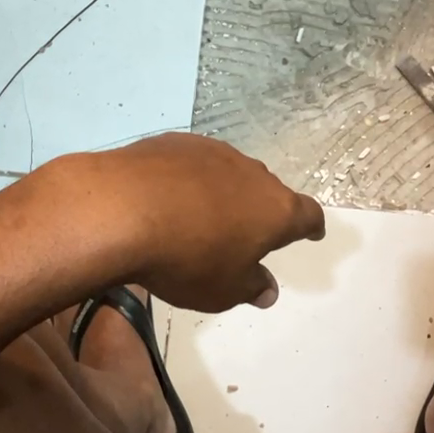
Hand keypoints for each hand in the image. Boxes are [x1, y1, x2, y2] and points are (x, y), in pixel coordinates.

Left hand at [52, 133, 325, 312]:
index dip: (311, 226)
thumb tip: (268, 290)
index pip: (307, 215)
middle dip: (261, 211)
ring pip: (230, 174)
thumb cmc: (186, 258)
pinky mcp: (177, 142)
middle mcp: (253, 174)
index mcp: (275, 210)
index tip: (312, 232)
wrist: (121, 209)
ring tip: (201, 217)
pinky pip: (194, 164)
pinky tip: (167, 197)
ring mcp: (215, 152)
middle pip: (267, 192)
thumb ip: (250, 287)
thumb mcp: (222, 290)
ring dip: (224, 193)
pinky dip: (189, 180)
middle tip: (245, 233)